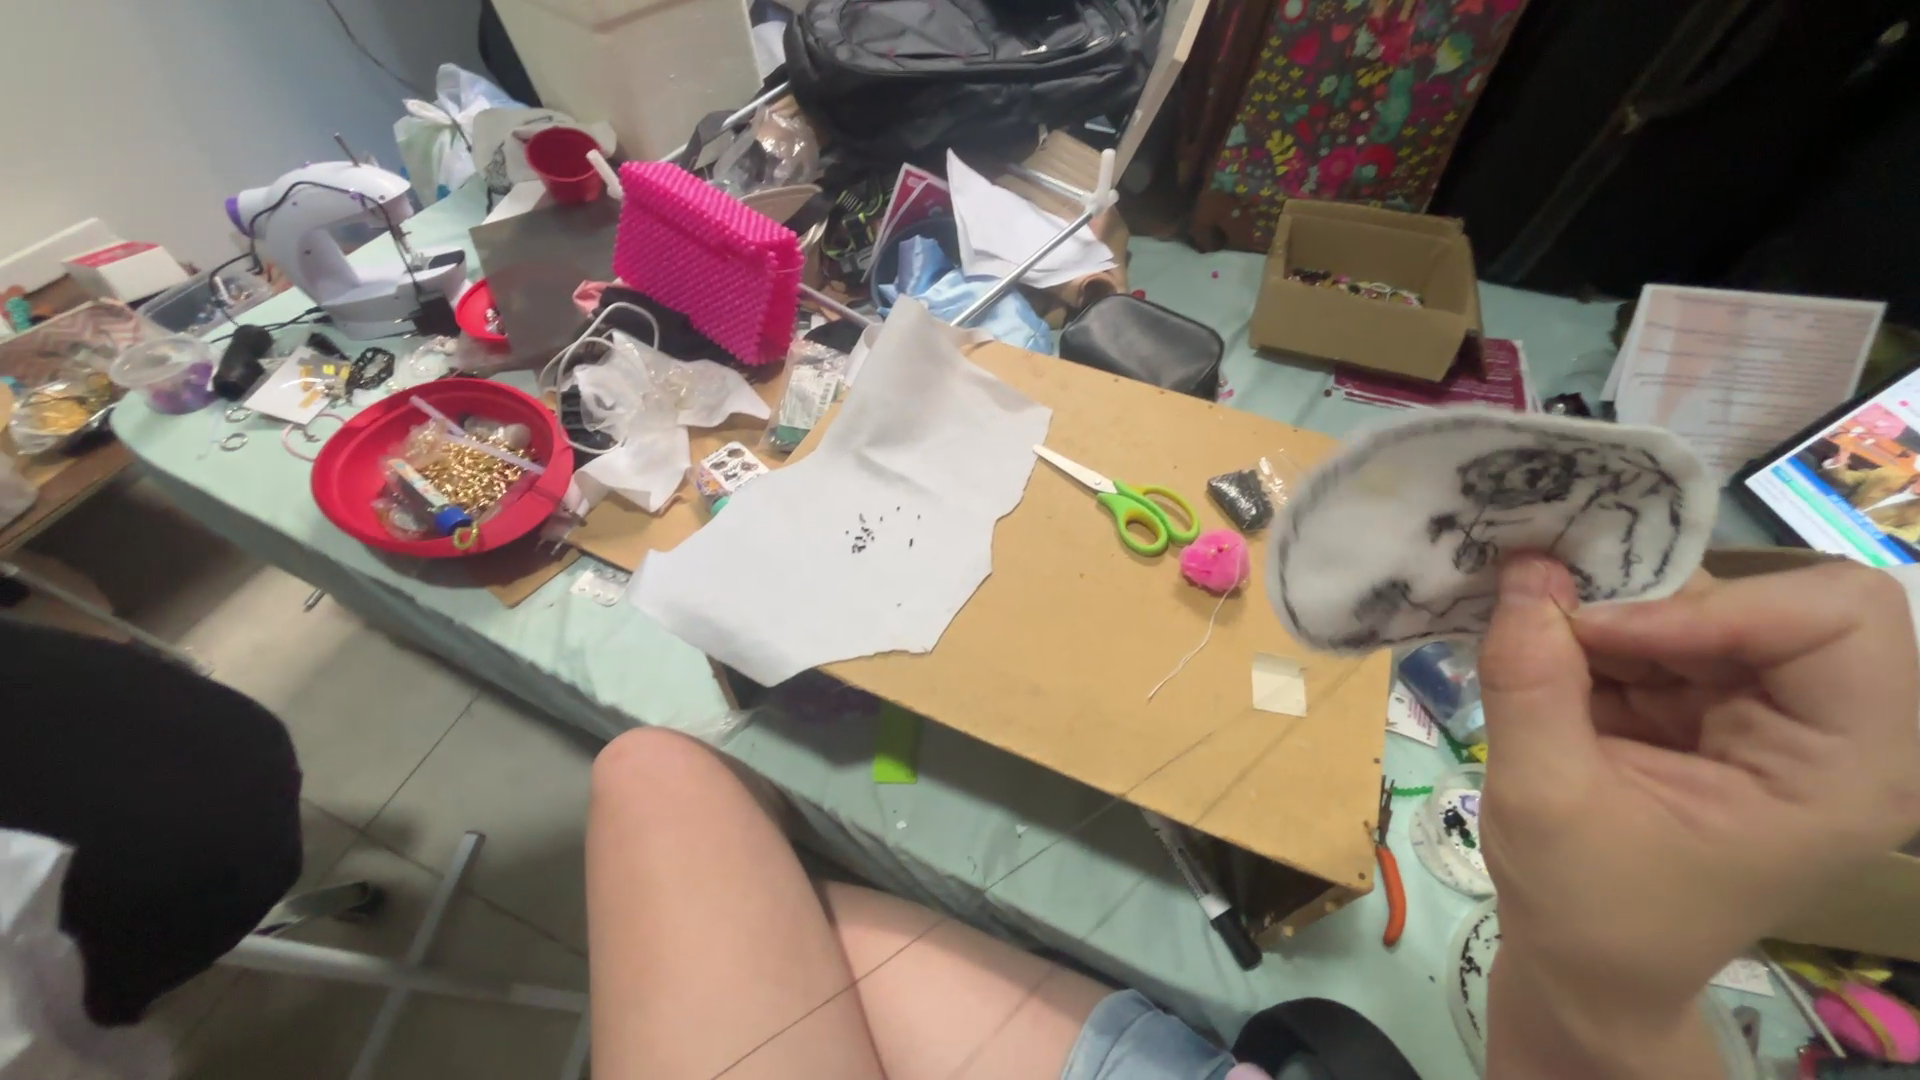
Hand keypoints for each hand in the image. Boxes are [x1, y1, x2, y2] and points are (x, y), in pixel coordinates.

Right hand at [1476, 556, 1919, 1076]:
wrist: (1586, 968)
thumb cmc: (1584, 904)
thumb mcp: (1542, 793)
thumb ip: (1531, 679)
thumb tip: (1524, 566)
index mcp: (1841, 767)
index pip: (1833, 618)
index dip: (1713, 606)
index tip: (1592, 630)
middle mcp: (1824, 728)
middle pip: (1764, 600)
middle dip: (1645, 603)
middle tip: (1547, 619)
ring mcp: (1760, 718)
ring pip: (1695, 606)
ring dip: (1603, 617)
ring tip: (1527, 645)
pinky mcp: (1699, 714)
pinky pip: (1649, 635)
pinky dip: (1585, 637)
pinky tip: (1535, 663)